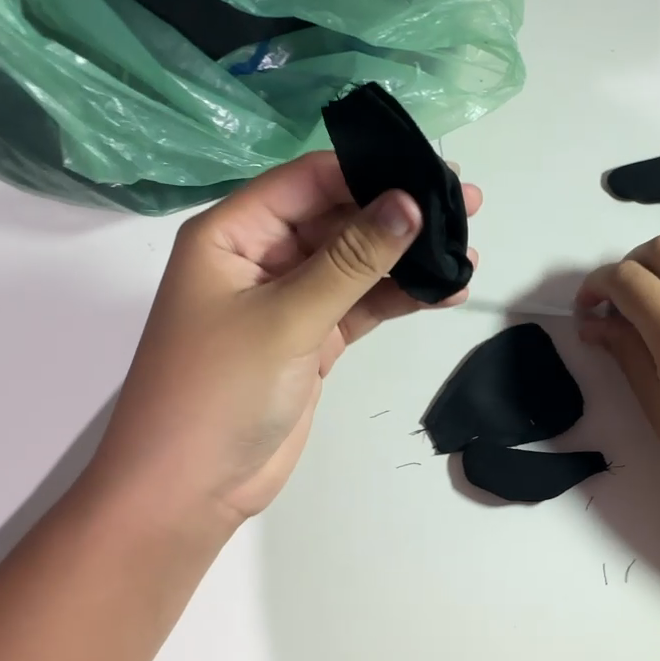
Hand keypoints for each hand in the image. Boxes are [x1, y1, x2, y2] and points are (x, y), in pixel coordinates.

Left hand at [83, 151, 480, 532]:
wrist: (191, 488)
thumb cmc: (217, 392)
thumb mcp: (285, 318)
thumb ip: (351, 261)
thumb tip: (409, 203)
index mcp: (233, 234)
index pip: (308, 182)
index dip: (368, 172)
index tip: (431, 173)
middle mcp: (261, 259)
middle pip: (338, 220)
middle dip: (398, 214)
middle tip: (466, 206)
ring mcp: (290, 303)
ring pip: (356, 266)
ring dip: (407, 260)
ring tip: (468, 250)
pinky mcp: (312, 342)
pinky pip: (362, 307)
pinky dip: (399, 300)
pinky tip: (445, 292)